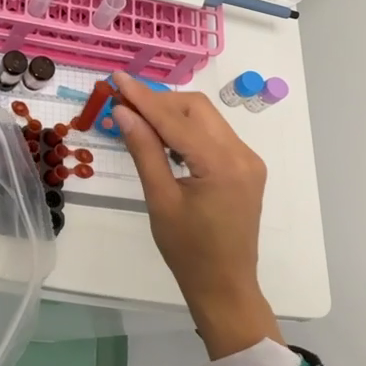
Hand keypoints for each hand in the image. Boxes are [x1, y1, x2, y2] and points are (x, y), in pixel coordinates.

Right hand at [109, 72, 283, 358]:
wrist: (225, 286)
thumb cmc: (187, 250)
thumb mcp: (160, 200)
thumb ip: (144, 151)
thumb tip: (123, 113)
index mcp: (221, 165)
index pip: (175, 119)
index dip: (143, 97)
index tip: (117, 79)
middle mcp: (242, 155)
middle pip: (196, 109)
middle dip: (159, 101)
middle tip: (123, 105)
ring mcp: (248, 160)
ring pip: (206, 118)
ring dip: (172, 113)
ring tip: (138, 119)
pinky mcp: (246, 168)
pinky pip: (213, 134)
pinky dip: (186, 129)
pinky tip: (163, 138)